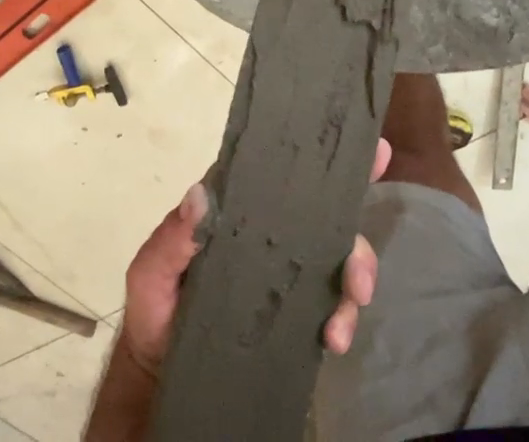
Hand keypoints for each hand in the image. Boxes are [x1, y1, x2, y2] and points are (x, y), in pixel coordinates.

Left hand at [118, 139, 392, 377]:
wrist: (161, 375)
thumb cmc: (155, 308)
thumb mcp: (152, 271)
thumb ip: (174, 238)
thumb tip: (200, 193)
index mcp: (240, 210)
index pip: (283, 173)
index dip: (327, 162)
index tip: (375, 153)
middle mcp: (272, 233)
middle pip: (328, 218)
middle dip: (356, 240)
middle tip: (359, 275)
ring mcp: (289, 271)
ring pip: (340, 260)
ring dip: (355, 283)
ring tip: (341, 324)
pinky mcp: (299, 311)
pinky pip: (335, 306)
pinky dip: (344, 319)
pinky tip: (334, 340)